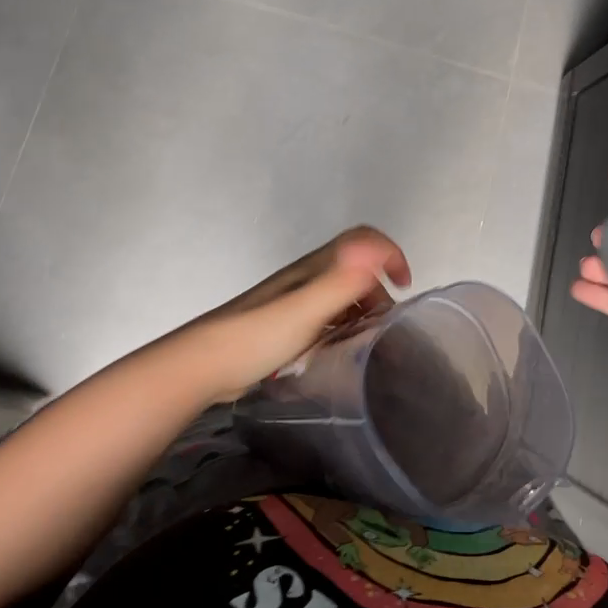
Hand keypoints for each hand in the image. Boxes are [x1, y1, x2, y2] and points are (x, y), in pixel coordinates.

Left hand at [178, 226, 410, 403]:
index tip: (404, 287)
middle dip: (379, 294)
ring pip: (341, 297)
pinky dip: (341, 331)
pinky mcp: (285, 328)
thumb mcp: (305, 309)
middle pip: (356, 271)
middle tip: (385, 330)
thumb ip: (340, 281)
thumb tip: (375, 248)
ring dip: (361, 314)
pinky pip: (325, 320)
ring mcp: (295, 303)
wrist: (203, 366)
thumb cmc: (257, 336)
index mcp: (314, 269)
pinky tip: (338, 355)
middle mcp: (307, 279)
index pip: (363, 241)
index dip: (389, 254)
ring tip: (367, 346)